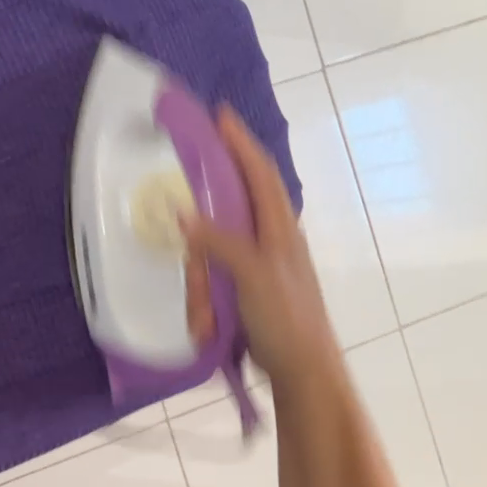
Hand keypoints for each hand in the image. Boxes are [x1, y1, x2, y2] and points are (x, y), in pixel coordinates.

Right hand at [181, 108, 341, 388]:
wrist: (304, 371)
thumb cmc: (287, 320)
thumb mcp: (253, 277)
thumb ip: (219, 243)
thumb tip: (183, 212)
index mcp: (279, 230)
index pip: (257, 174)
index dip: (239, 143)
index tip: (219, 115)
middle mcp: (269, 241)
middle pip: (222, 222)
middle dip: (202, 253)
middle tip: (198, 282)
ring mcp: (256, 268)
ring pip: (210, 261)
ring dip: (202, 294)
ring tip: (209, 324)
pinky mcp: (244, 291)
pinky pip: (210, 287)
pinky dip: (204, 307)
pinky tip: (209, 329)